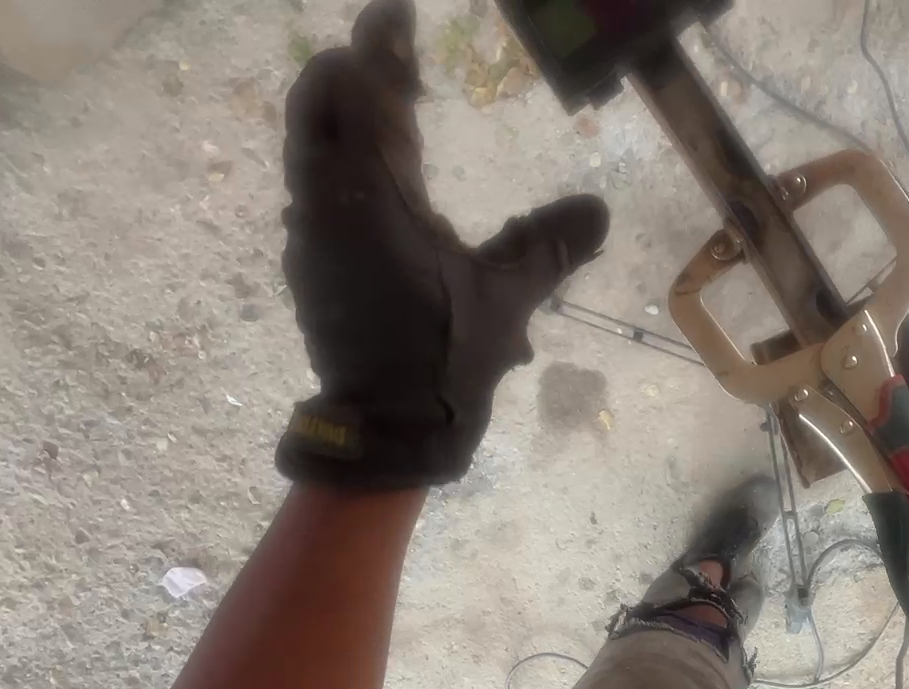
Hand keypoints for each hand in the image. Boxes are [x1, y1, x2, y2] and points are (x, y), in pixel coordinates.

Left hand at [276, 0, 608, 489]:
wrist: (390, 427)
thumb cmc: (446, 359)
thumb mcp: (507, 300)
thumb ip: (548, 247)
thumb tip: (599, 208)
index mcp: (372, 200)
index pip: (365, 93)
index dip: (381, 47)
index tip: (396, 15)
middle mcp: (326, 205)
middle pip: (323, 107)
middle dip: (358, 76)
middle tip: (397, 62)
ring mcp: (309, 236)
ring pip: (313, 150)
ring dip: (348, 121)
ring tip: (395, 117)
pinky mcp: (310, 265)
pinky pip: (317, 190)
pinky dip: (345, 167)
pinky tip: (385, 190)